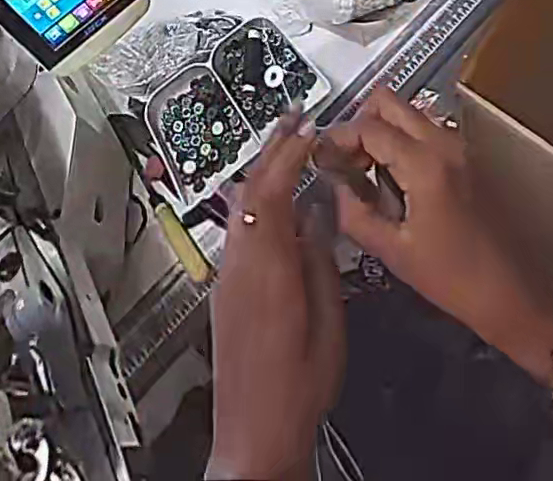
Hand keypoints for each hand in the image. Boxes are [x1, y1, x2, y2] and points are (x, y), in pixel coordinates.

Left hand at [208, 115, 344, 480]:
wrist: (252, 433)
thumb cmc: (297, 386)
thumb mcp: (327, 323)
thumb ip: (319, 262)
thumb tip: (316, 215)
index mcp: (268, 267)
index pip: (272, 191)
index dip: (288, 154)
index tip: (307, 130)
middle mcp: (240, 261)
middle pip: (251, 189)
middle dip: (272, 148)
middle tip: (292, 119)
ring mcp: (228, 272)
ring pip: (241, 204)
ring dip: (263, 169)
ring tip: (286, 146)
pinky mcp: (225, 284)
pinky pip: (240, 223)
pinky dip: (257, 196)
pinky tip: (272, 194)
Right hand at [322, 89, 552, 384]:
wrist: (521, 298)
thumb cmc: (458, 280)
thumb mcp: (395, 253)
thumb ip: (353, 213)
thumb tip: (334, 187)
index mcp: (425, 164)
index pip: (367, 127)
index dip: (337, 138)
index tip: (322, 157)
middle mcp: (445, 143)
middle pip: (388, 101)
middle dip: (358, 123)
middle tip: (345, 157)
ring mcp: (460, 147)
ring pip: (407, 112)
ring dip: (381, 129)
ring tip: (367, 169)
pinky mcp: (469, 157)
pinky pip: (425, 130)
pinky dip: (402, 140)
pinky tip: (396, 178)